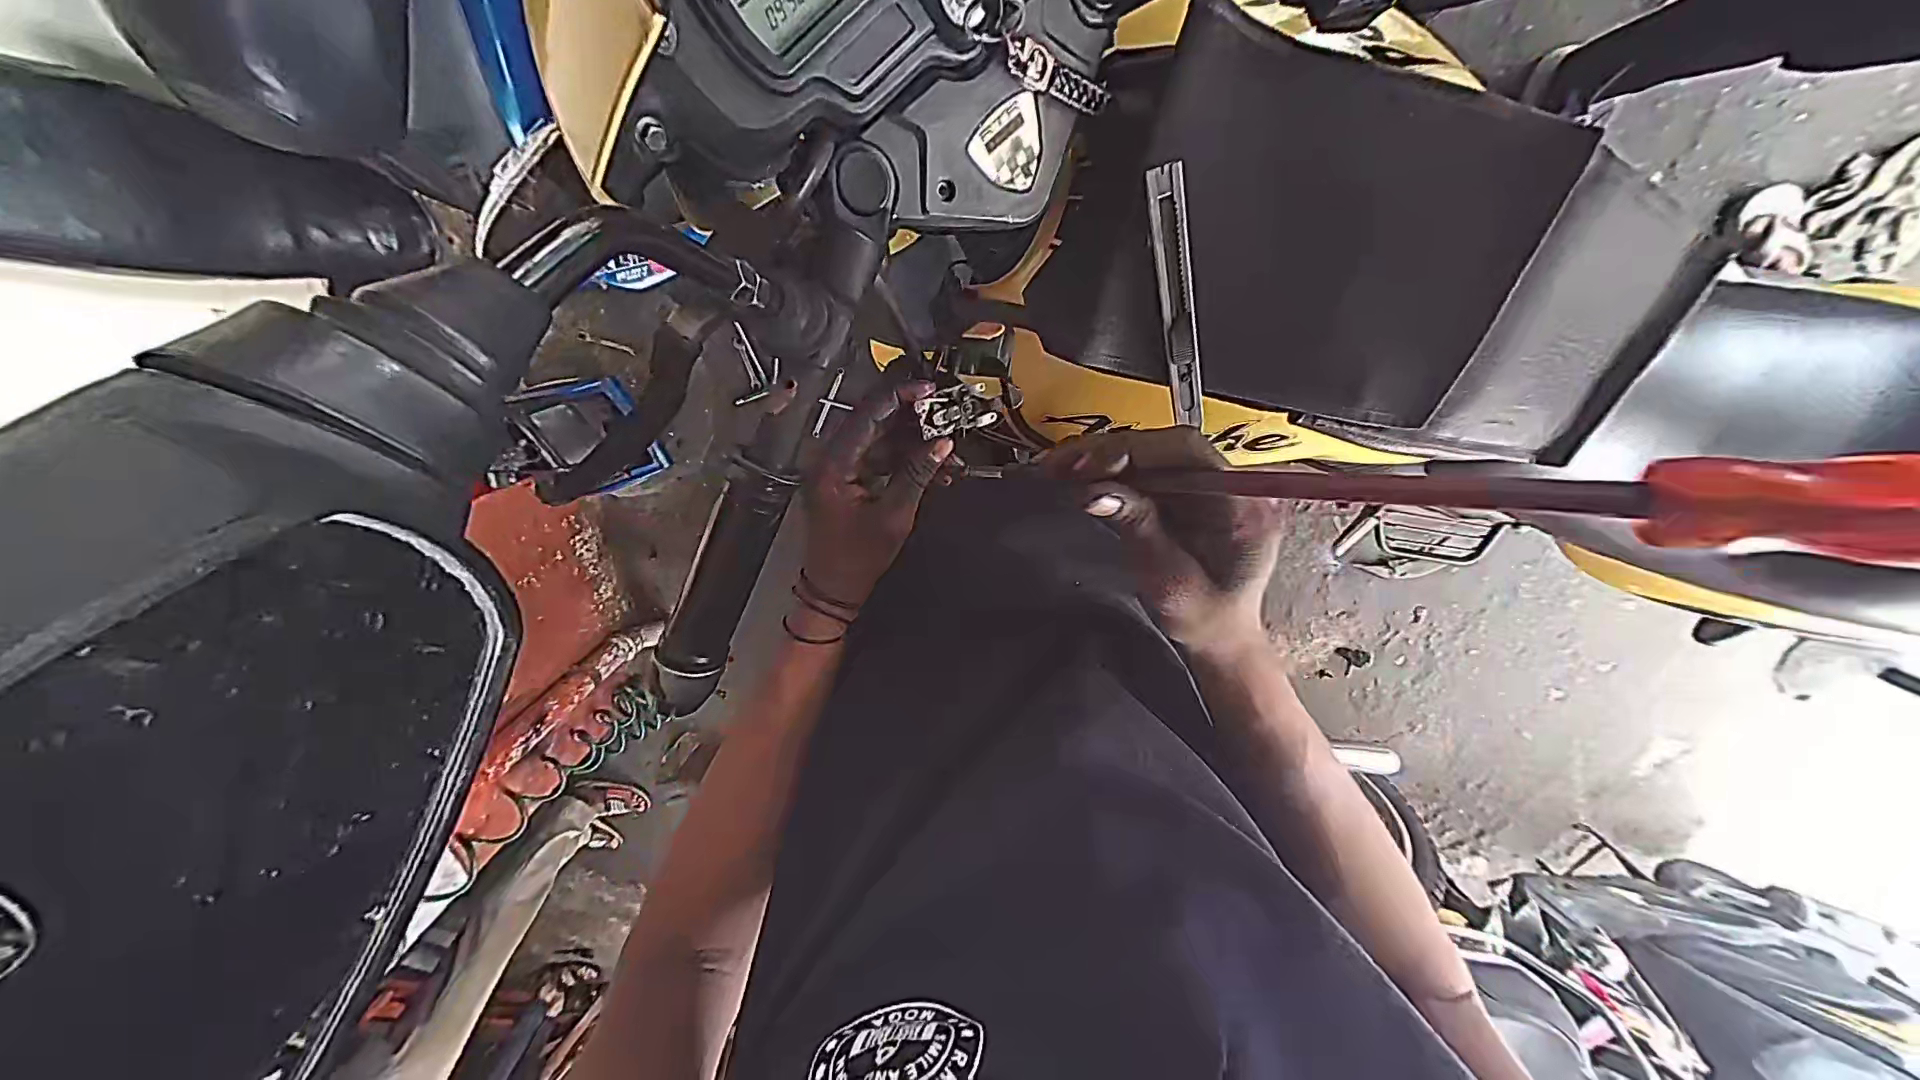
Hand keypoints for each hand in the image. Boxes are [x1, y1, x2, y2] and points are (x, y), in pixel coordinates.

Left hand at [799, 381, 953, 610]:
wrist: (834, 588)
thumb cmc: (857, 558)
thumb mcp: (894, 515)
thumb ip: (917, 474)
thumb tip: (942, 443)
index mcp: (833, 464)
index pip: (867, 415)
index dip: (899, 397)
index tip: (928, 390)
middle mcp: (830, 459)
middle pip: (873, 422)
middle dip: (911, 417)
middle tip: (943, 412)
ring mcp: (839, 469)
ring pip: (879, 440)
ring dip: (912, 441)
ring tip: (944, 445)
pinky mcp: (848, 480)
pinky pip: (878, 458)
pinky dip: (903, 459)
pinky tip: (931, 464)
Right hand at [1043, 428, 1282, 657]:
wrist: (1219, 635)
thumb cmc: (1206, 617)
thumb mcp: (1170, 582)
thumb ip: (1139, 530)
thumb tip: (1098, 492)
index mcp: (1242, 503)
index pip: (1186, 450)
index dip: (1133, 450)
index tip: (1089, 464)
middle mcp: (1230, 484)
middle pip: (1164, 445)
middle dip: (1108, 451)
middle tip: (1061, 465)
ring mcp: (1206, 486)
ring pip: (1150, 454)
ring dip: (1102, 459)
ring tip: (1060, 469)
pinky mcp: (1184, 492)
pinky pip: (1145, 470)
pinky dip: (1109, 472)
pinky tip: (1079, 476)